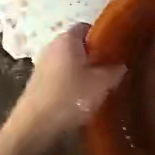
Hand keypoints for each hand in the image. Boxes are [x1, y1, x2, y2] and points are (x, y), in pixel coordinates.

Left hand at [2, 25, 125, 151]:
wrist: (34, 127)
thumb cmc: (70, 97)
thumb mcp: (101, 84)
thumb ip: (115, 71)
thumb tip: (120, 65)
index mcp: (67, 39)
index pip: (87, 27)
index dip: (102, 37)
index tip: (114, 51)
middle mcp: (51, 46)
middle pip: (77, 45)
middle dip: (93, 56)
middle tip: (109, 70)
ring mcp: (41, 65)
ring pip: (68, 62)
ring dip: (81, 72)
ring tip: (96, 88)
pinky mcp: (36, 83)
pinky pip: (58, 76)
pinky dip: (69, 83)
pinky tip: (78, 100)